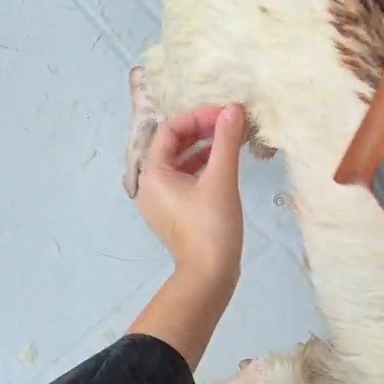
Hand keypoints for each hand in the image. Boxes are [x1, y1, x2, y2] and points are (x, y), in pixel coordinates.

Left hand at [134, 104, 246, 283]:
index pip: (169, 130)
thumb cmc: (211, 226)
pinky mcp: (173, 213)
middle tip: (230, 125)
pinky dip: (202, 167)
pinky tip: (224, 163)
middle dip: (201, 131)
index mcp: (152, 175)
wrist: (209, 275)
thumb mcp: (221, 179)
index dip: (197, 117)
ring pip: (179, 162)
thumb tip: (234, 109)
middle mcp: (149, 185)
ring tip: (231, 140)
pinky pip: (184, 180)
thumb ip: (226, 141)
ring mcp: (160, 201)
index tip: (225, 115)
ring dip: (204, 148)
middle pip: (172, 145)